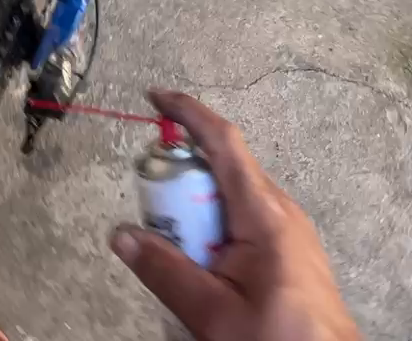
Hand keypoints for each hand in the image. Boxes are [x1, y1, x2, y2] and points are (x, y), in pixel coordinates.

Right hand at [110, 90, 359, 340]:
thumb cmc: (279, 340)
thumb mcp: (214, 313)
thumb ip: (165, 271)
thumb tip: (120, 234)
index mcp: (263, 212)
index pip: (222, 140)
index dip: (187, 112)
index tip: (154, 96)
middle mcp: (279, 208)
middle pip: (219, 169)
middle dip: (182, 183)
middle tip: (158, 218)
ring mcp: (288, 228)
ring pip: (229, 196)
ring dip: (198, 211)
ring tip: (184, 256)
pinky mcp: (290, 248)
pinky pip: (242, 219)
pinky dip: (215, 228)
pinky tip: (208, 269)